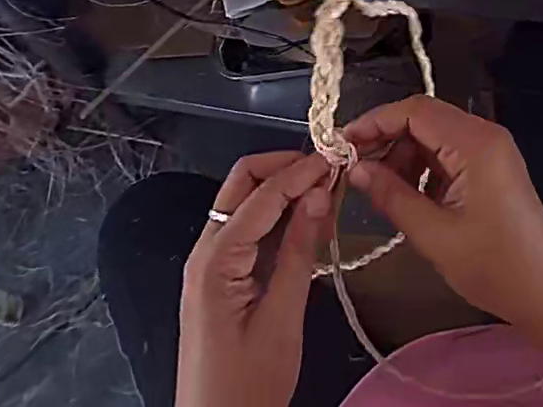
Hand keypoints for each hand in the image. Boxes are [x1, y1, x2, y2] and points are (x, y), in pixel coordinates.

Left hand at [178, 151, 334, 406]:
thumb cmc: (248, 386)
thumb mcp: (282, 321)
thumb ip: (300, 251)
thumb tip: (320, 193)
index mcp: (215, 260)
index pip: (262, 195)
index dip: (300, 172)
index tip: (336, 158)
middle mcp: (206, 249)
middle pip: (242, 182)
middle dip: (284, 165)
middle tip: (326, 167)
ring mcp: (210, 260)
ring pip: (244, 198)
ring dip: (282, 184)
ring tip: (324, 185)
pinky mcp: (220, 273)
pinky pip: (247, 225)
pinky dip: (277, 210)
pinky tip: (306, 212)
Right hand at [344, 96, 542, 326]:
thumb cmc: (495, 266)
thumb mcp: (435, 235)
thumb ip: (392, 196)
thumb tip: (356, 168)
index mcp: (474, 142)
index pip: (415, 110)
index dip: (376, 121)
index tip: (344, 142)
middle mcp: (483, 133)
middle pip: (423, 117)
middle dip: (386, 138)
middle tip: (356, 166)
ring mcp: (488, 146)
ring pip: (432, 133)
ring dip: (403, 154)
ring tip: (381, 188)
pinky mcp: (488, 162)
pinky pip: (446, 150)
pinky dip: (422, 166)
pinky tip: (407, 194)